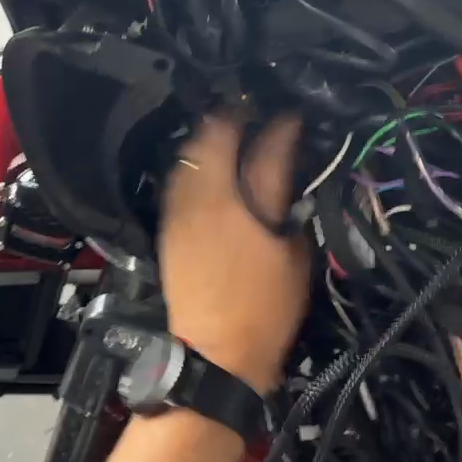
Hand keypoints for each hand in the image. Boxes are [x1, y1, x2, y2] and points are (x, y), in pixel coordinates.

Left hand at [158, 114, 309, 394]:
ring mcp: (180, 212)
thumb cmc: (263, 311)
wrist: (214, 353)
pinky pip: (177, 181)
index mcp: (244, 205)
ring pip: (188, 156)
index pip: (267, 150)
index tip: (292, 114)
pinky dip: (193, 164)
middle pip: (214, 138)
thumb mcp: (294, 259)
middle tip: (252, 108)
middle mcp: (205, 199)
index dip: (282, 126)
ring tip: (227, 128)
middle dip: (234, 116)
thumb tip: (288, 187)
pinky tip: (204, 165)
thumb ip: (290, 212)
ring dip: (208, 137)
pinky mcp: (167, 228)